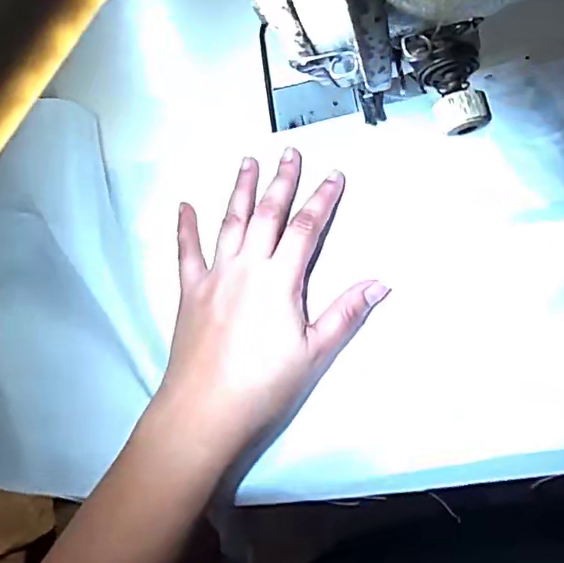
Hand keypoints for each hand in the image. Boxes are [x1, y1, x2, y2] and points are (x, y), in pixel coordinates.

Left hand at [151, 148, 389, 463]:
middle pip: (267, 214)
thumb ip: (345, 313)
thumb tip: (379, 282)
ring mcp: (214, 275)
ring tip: (248, 162)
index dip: (322, 199)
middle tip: (289, 153)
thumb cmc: (263, 385)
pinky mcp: (190, 290)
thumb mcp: (315, 352)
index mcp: (279, 280)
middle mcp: (246, 267)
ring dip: (240, 190)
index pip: (306, 229)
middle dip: (282, 181)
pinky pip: (187, 251)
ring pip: (230, 222)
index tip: (333, 175)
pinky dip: (186, 227)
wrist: (205, 408)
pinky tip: (184, 206)